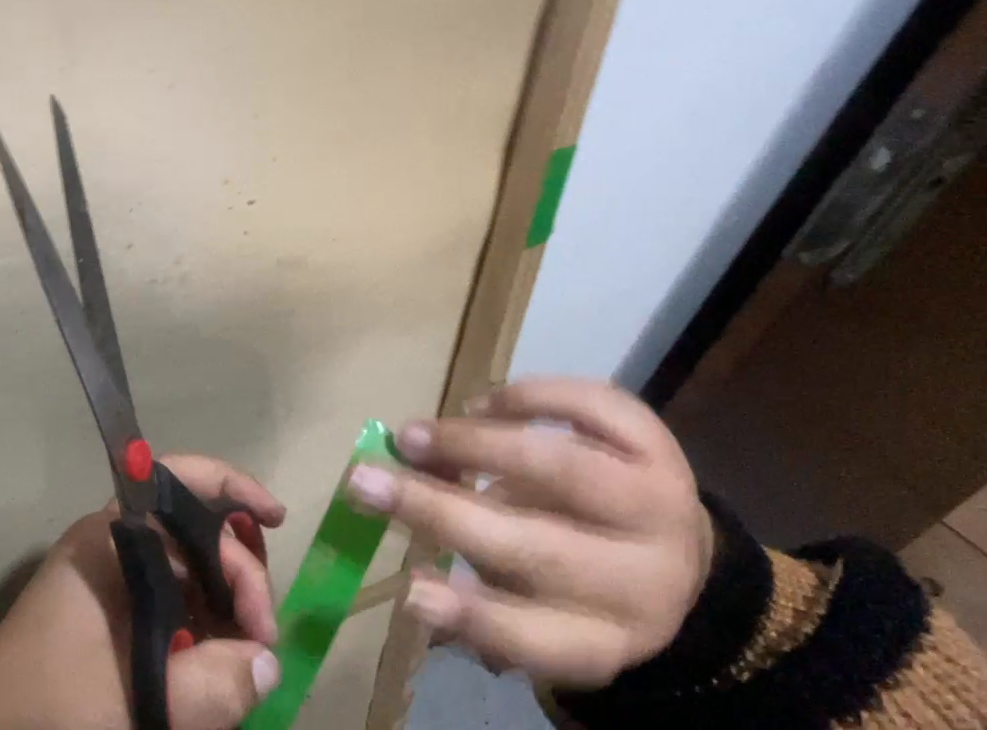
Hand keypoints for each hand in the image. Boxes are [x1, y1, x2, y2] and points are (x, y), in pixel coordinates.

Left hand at [0, 454, 287, 729]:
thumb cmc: (55, 701)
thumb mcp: (141, 699)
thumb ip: (215, 686)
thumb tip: (266, 663)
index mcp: (113, 537)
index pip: (179, 478)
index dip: (232, 486)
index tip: (276, 521)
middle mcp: (113, 542)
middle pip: (196, 529)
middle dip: (240, 571)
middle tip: (262, 637)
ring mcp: (110, 574)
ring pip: (188, 567)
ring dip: (225, 602)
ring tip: (245, 655)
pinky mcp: (110, 608)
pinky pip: (170, 598)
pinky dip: (201, 621)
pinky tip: (216, 662)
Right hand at [345, 379, 713, 687]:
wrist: (674, 553)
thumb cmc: (571, 583)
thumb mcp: (530, 610)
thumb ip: (472, 601)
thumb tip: (414, 588)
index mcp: (606, 635)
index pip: (540, 639)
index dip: (473, 615)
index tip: (409, 592)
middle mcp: (645, 579)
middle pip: (537, 549)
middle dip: (438, 510)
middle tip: (364, 480)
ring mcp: (659, 507)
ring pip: (564, 470)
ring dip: (475, 445)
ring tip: (411, 436)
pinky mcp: (661, 447)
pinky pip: (596, 409)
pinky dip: (531, 398)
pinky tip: (481, 403)